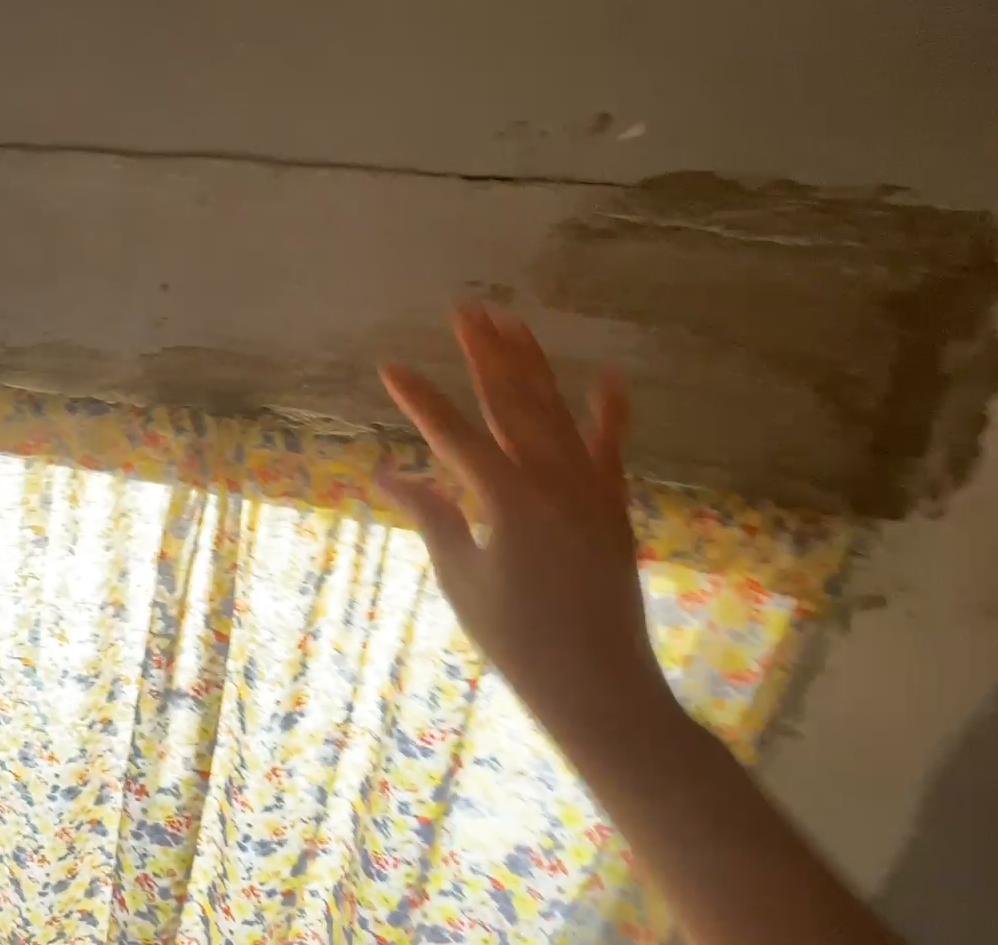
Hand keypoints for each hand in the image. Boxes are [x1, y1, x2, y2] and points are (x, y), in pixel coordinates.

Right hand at [376, 303, 673, 734]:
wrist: (600, 686)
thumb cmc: (515, 638)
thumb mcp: (459, 576)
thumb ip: (429, 514)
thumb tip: (386, 472)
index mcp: (507, 501)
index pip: (453, 435)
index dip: (420, 399)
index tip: (391, 366)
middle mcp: (553, 483)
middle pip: (512, 405)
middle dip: (484, 355)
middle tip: (466, 310)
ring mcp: (589, 491)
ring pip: (556, 413)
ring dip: (532, 366)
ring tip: (512, 323)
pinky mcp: (612, 506)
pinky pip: (611, 449)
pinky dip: (610, 412)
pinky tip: (607, 376)